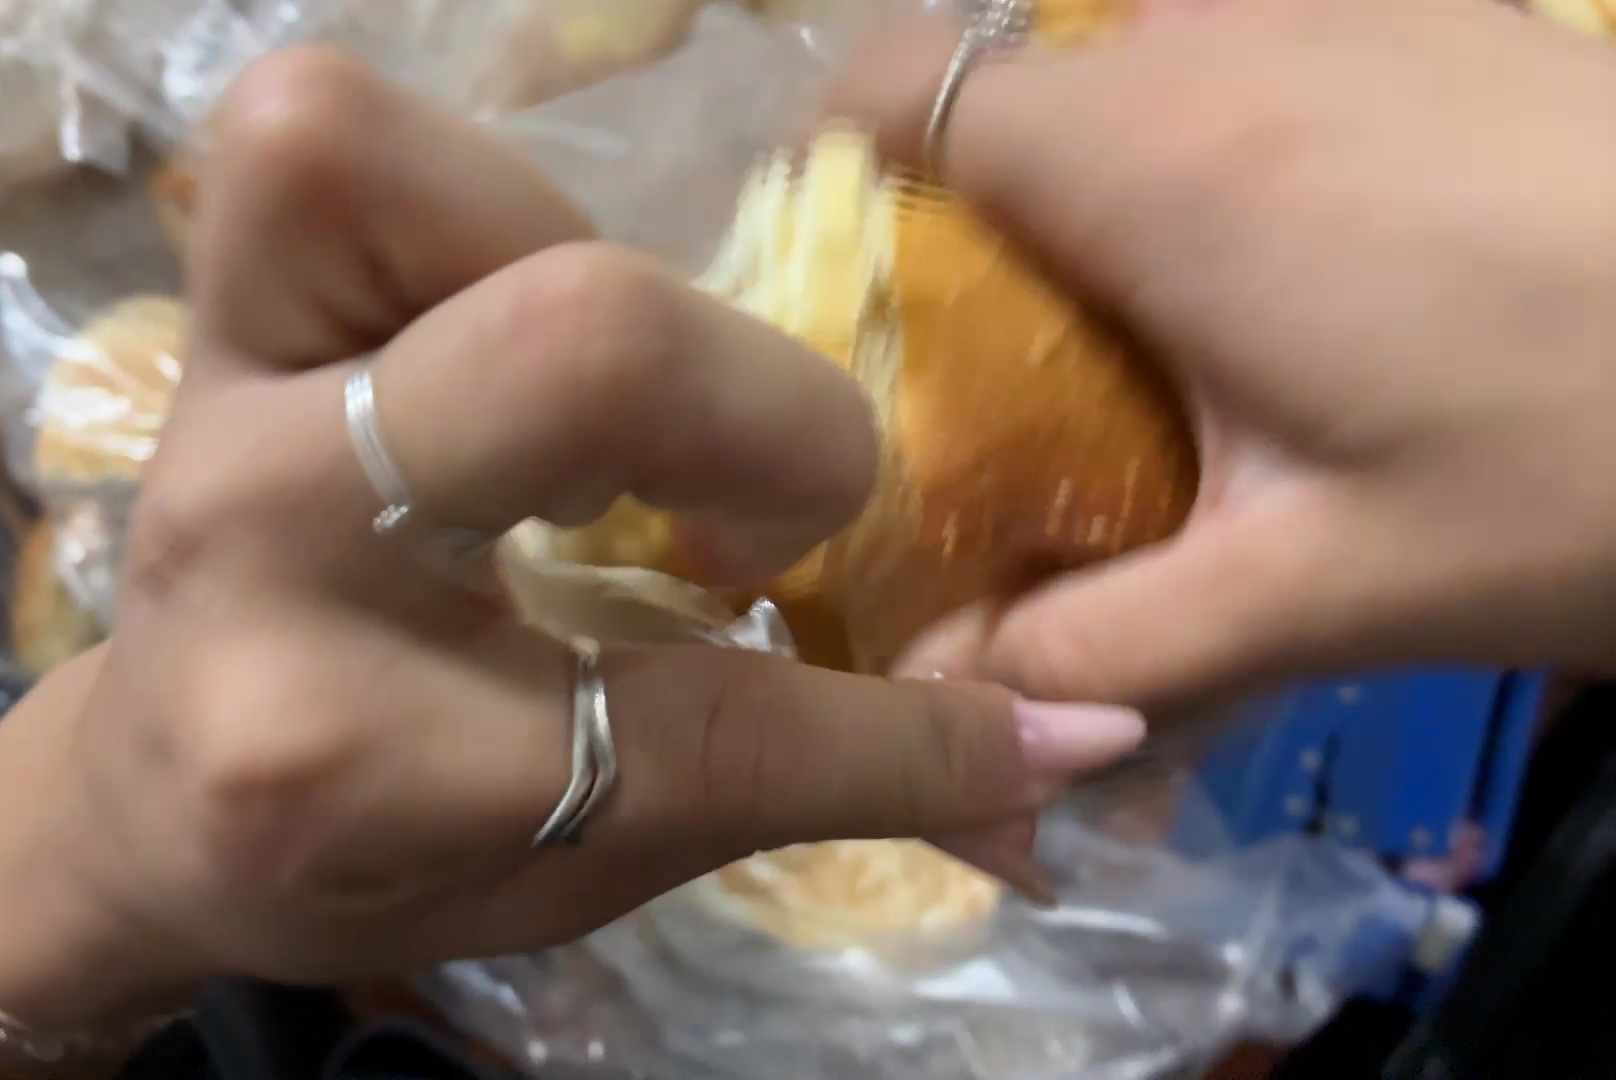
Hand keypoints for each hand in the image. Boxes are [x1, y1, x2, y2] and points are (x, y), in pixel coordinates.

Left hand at [0, 47, 1148, 1026]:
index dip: (896, 734)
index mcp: (355, 755)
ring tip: (609, 396)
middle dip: (759, 419)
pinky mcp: (208, 316)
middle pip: (582, 347)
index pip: (698, 727)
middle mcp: (267, 541)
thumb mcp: (573, 867)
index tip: (1034, 723)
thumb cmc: (360, 858)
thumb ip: (796, 785)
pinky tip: (503, 322)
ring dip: (574, 264)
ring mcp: (213, 393)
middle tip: (762, 513)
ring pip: (375, 168)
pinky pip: (320, 148)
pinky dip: (463, 202)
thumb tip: (1055, 742)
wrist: (152, 800)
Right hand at [834, 0, 1615, 709]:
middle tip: (914, 341)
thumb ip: (1104, 642)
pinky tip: (1176, 273)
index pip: (912, 81)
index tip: (805, 257)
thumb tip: (950, 694)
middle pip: (982, 85)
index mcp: (1164, 163)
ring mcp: (1325, 16)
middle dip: (913, 199)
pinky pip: (1187, 67)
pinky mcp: (1401, 31)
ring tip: (1037, 321)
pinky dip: (1126, 158)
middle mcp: (1221, 48)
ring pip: (1084, 70)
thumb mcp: (1326, 589)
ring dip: (1023, 186)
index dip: (823, 150)